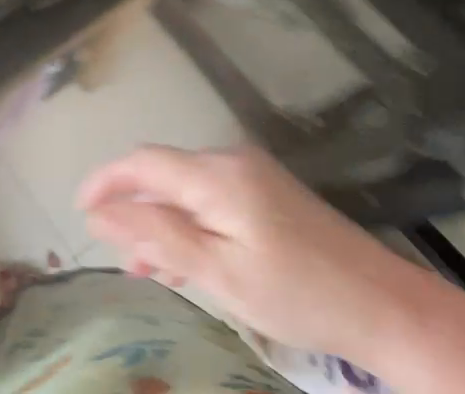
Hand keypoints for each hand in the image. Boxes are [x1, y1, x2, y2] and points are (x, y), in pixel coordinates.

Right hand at [78, 143, 410, 359]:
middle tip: (121, 258)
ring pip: (186, 188)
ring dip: (163, 222)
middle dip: (134, 210)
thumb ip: (155, 237)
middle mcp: (231, 160)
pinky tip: (190, 261)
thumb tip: (97, 213)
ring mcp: (254, 172)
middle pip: (164, 174)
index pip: (142, 162)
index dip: (105, 181)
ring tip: (151, 271)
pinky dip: (191, 222)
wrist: (386, 305)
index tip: (78, 209)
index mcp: (216, 174)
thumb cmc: (296, 294)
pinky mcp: (269, 190)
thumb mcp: (217, 271)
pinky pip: (212, 196)